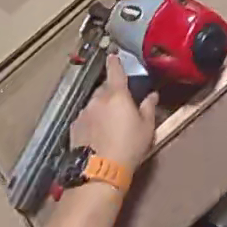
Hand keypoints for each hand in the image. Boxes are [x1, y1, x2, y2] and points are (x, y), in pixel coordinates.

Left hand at [69, 54, 159, 169]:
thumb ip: (148, 107)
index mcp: (117, 95)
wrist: (100, 170)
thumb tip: (152, 95)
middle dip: (112, 92)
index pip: (115, 71)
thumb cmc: (129, 145)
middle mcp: (97, 100)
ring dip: (101, 107)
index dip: (115, 62)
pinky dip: (92, 120)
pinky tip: (98, 133)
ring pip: (93, 104)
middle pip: (104, 89)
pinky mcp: (74, 128)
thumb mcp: (146, 127)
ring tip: (110, 122)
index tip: (113, 55)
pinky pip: (85, 117)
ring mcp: (83, 113)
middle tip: (122, 103)